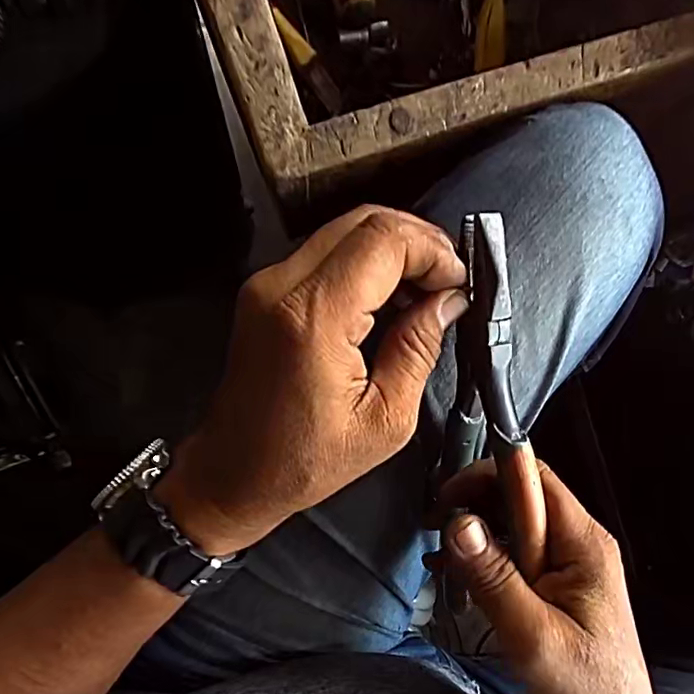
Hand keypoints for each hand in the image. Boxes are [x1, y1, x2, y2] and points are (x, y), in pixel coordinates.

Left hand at [163, 207, 467, 554]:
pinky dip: (369, 263)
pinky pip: (328, 253)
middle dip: (419, 243)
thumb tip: (448, 302)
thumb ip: (419, 350)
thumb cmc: (302, 460)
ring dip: (396, 251)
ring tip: (427, 291)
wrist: (235, 472)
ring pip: (347, 230)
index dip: (433, 252)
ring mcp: (268, 285)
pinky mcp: (266, 292)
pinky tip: (393, 297)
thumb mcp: (385, 420)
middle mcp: (282, 289)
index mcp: (314, 320)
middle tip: (449, 281)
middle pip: (365, 221)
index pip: (383, 241)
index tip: (459, 282)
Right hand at [437, 459, 662, 693]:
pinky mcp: (559, 576)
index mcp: (584, 543)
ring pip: (514, 522)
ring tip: (445, 559)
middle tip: (437, 530)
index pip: (534, 479)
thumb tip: (461, 524)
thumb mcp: (532, 634)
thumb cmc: (585, 684)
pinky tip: (462, 574)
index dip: (486, 477)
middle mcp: (580, 541)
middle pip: (521, 495)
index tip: (446, 498)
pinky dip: (487, 555)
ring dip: (476, 533)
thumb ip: (495, 577)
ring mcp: (570, 558)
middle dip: (474, 506)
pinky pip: (518, 548)